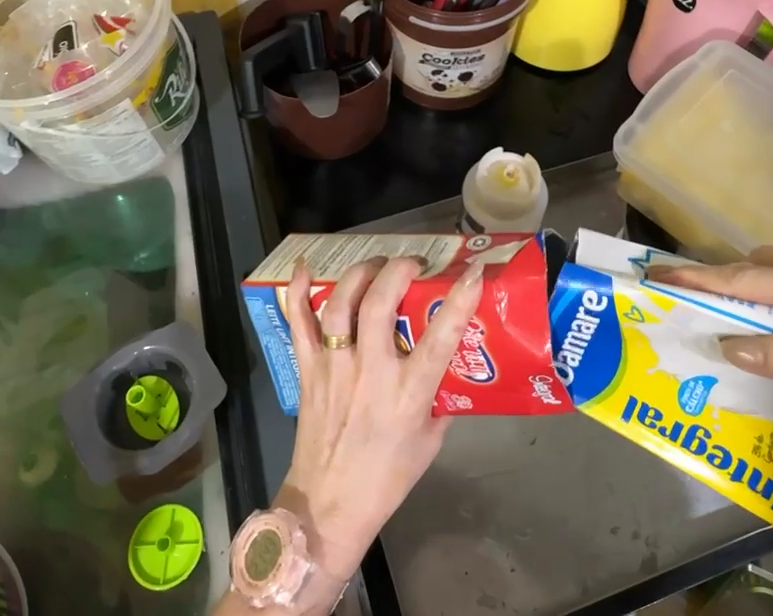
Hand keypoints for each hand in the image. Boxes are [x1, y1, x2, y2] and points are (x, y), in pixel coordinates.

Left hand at [274, 256, 483, 591]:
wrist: (329, 506)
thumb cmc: (387, 477)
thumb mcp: (431, 440)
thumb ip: (441, 397)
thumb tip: (451, 364)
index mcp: (408, 393)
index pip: (441, 335)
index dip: (460, 298)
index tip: (474, 271)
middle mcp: (370, 371)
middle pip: (380, 304)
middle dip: (399, 271)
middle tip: (413, 264)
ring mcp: (334, 367)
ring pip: (341, 305)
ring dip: (360, 274)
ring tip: (377, 264)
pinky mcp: (307, 370)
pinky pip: (298, 323)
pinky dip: (299, 291)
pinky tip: (306, 267)